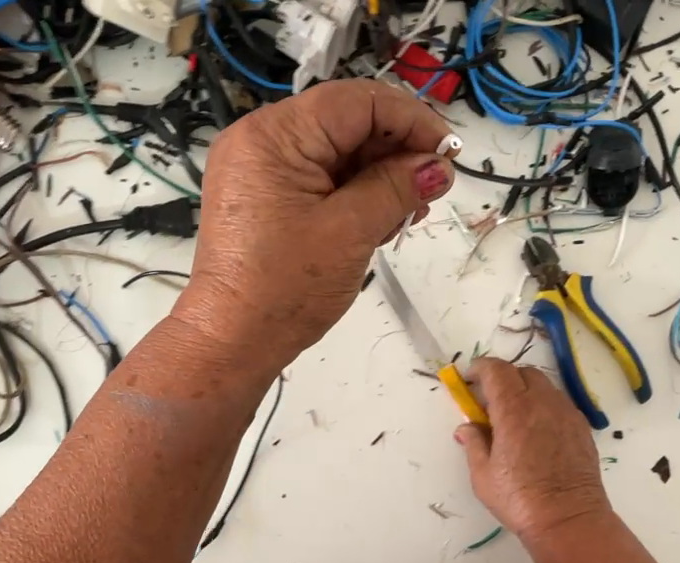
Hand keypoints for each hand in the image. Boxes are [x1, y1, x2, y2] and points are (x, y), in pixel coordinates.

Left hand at [172, 80, 456, 364]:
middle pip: (345, 125)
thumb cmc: (285, 290)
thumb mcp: (350, 232)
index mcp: (274, 136)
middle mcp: (259, 140)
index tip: (447, 154)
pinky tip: (378, 221)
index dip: (410, 120)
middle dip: (394, 154)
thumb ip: (396, 189)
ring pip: (334, 154)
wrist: (232, 341)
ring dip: (377, 178)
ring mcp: (258, 171)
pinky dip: (352, 196)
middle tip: (431, 191)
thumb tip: (438, 166)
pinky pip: (317, 180)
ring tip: (407, 215)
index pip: (356, 102)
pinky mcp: (262, 199)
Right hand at [456, 357, 611, 540]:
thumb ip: (473, 443)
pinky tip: (536, 432)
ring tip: (514, 417)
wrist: (567, 518)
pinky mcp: (581, 428)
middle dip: (503, 379)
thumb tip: (466, 428)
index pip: (496, 370)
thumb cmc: (519, 498)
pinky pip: (559, 404)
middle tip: (489, 402)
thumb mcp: (483, 475)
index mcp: (514, 410)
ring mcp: (566, 414)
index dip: (479, 369)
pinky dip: (544, 407)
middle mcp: (543, 403)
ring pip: (544, 386)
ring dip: (525, 391)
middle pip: (522, 372)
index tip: (469, 380)